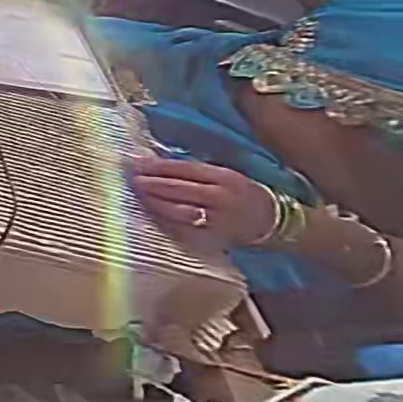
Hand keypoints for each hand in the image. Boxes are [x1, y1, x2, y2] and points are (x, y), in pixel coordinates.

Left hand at [130, 156, 276, 247]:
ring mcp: (217, 221)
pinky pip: (181, 228)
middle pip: (177, 189)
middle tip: (130, 178)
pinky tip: (150, 212)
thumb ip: (194, 170)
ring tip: (136, 193)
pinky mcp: (212, 239)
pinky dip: (163, 219)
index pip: (184, 170)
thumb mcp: (224, 174)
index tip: (137, 163)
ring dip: (152, 201)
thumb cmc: (240, 192)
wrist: (271, 222)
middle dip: (150, 183)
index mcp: (225, 178)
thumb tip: (155, 162)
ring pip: (176, 210)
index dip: (157, 166)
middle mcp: (221, 198)